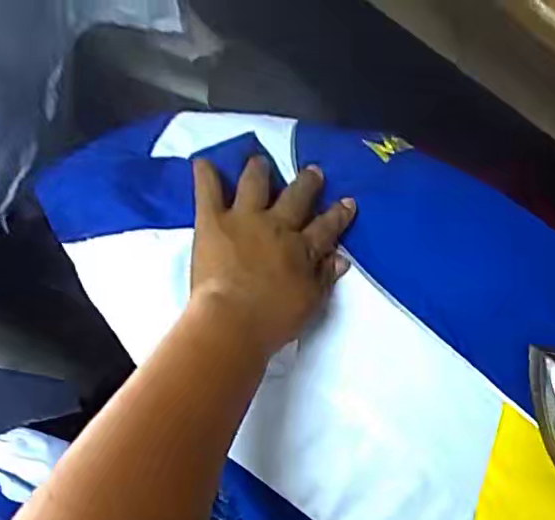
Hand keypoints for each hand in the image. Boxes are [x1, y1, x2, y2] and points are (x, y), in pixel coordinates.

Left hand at [190, 155, 356, 356]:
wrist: (233, 320)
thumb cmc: (275, 320)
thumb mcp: (310, 303)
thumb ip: (325, 279)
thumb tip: (340, 259)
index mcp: (303, 250)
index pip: (326, 228)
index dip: (339, 214)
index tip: (348, 201)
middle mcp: (277, 226)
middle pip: (296, 197)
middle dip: (307, 183)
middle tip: (314, 171)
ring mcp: (244, 218)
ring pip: (255, 182)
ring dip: (260, 169)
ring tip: (261, 162)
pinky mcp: (212, 219)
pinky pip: (208, 187)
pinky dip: (207, 172)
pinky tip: (206, 163)